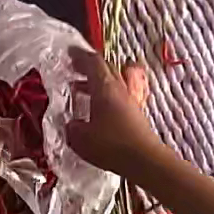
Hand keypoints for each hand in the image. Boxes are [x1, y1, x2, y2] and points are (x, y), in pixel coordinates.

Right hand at [65, 46, 170, 181]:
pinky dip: (108, 96)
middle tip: (75, 70)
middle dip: (90, 66)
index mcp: (104, 87)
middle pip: (107, 68)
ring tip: (83, 90)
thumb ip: (72, 127)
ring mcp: (131, 100)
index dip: (80, 56)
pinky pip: (121, 96)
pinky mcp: (136, 114)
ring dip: (100, 81)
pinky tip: (99, 110)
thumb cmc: (111, 145)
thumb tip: (71, 123)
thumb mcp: (80, 138)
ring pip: (116, 81)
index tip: (70, 54)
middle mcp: (120, 88)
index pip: (93, 62)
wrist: (144, 159)